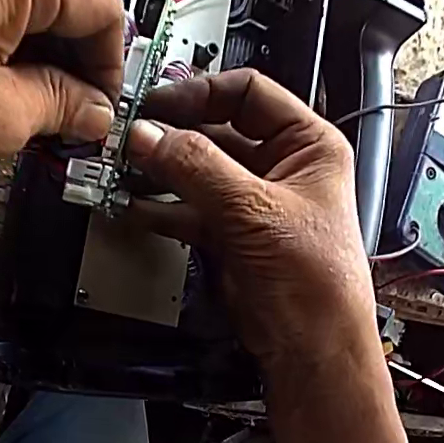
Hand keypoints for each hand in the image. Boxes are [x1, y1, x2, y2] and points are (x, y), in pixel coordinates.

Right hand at [125, 69, 379, 373]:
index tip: (158, 104)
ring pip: (195, 173)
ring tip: (124, 171)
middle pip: (214, 132)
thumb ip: (199, 169)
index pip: (249, 94)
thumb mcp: (258, 212)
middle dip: (172, 137)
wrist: (311, 348)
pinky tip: (135, 207)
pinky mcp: (229, 235)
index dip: (201, 94)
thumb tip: (152, 136)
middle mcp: (279, 168)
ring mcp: (250, 203)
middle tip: (131, 140)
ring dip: (159, 172)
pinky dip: (160, 209)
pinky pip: (186, 210)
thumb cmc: (319, 284)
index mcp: (308, 146)